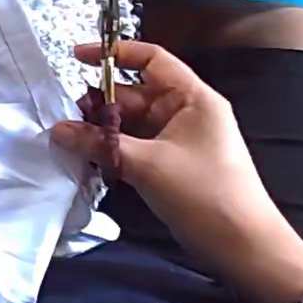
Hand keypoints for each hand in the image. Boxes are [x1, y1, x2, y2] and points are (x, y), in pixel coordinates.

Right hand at [51, 41, 302, 302]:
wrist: (244, 249)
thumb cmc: (206, 195)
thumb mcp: (147, 165)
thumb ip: (99, 144)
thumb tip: (57, 130)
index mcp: (191, 98)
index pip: (151, 60)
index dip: (115, 53)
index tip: (78, 57)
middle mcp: (184, 112)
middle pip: (132, 94)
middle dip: (99, 102)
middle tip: (67, 115)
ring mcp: (176, 139)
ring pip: (129, 122)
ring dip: (101, 129)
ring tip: (71, 138)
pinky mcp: (168, 163)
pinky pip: (132, 145)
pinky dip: (111, 148)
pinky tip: (87, 156)